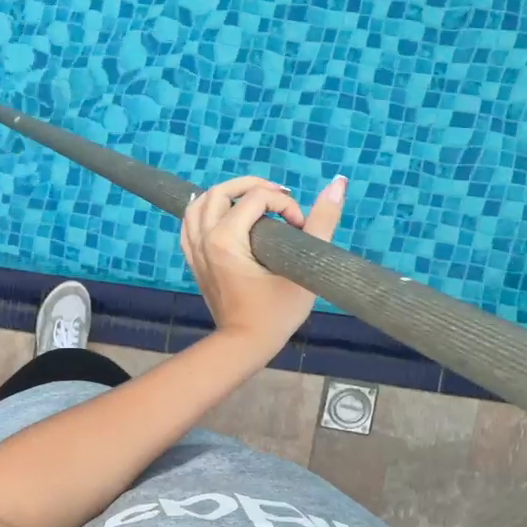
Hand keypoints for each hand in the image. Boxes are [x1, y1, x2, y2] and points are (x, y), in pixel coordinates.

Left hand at [180, 174, 346, 341]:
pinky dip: (204, 212)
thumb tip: (338, 183)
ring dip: (226, 195)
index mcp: (226, 240)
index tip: (301, 226)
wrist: (244, 343)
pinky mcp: (194, 260)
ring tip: (253, 200)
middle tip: (279, 195)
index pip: (255, 198)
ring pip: (198, 205)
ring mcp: (194, 250)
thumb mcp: (304, 268)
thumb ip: (322, 223)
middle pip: (219, 192)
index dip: (285, 203)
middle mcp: (204, 239)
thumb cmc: (276, 312)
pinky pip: (189, 224)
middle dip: (252, 186)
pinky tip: (221, 211)